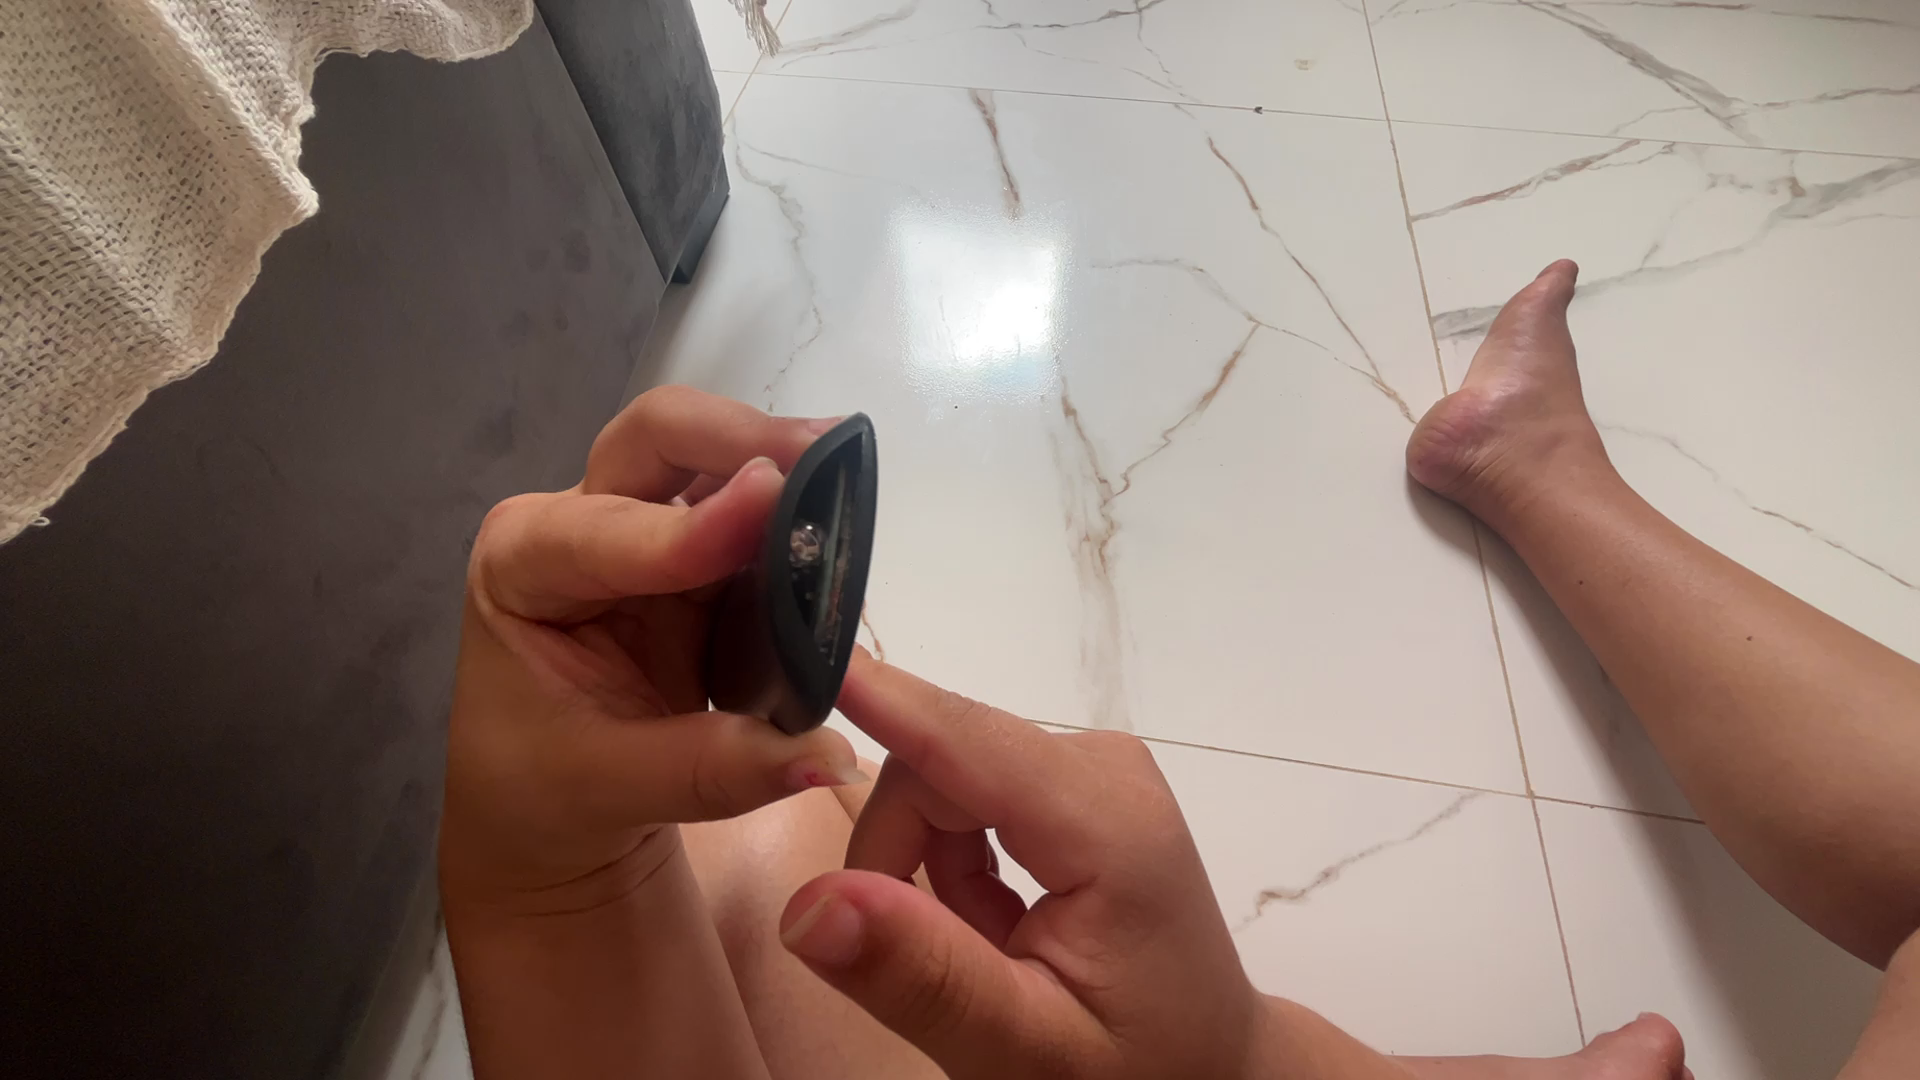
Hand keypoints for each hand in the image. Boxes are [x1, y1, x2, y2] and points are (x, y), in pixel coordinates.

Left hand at [439, 387, 865, 912]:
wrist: (554, 804)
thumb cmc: (545, 792)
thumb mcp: (610, 786)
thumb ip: (719, 769)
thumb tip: (836, 759)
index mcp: (525, 567)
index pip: (609, 528)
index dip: (692, 523)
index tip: (770, 500)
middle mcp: (586, 523)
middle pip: (657, 439)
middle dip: (737, 436)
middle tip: (821, 450)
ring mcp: (652, 530)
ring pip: (711, 454)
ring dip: (776, 452)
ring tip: (843, 463)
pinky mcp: (706, 556)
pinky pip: (752, 504)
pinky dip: (796, 497)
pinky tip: (838, 500)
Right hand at [775, 653, 1276, 1078]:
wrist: (1215, 1057)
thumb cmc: (1137, 1067)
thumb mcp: (1029, 1054)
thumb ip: (925, 977)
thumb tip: (810, 904)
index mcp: (1106, 824)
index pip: (969, 741)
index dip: (888, 700)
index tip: (819, 661)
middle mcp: (1099, 763)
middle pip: (938, 767)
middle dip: (899, 858)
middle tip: (918, 958)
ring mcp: (1088, 760)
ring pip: (942, 775)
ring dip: (929, 865)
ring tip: (981, 947)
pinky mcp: (1072, 772)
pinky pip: (966, 786)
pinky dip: (954, 856)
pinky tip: (996, 918)